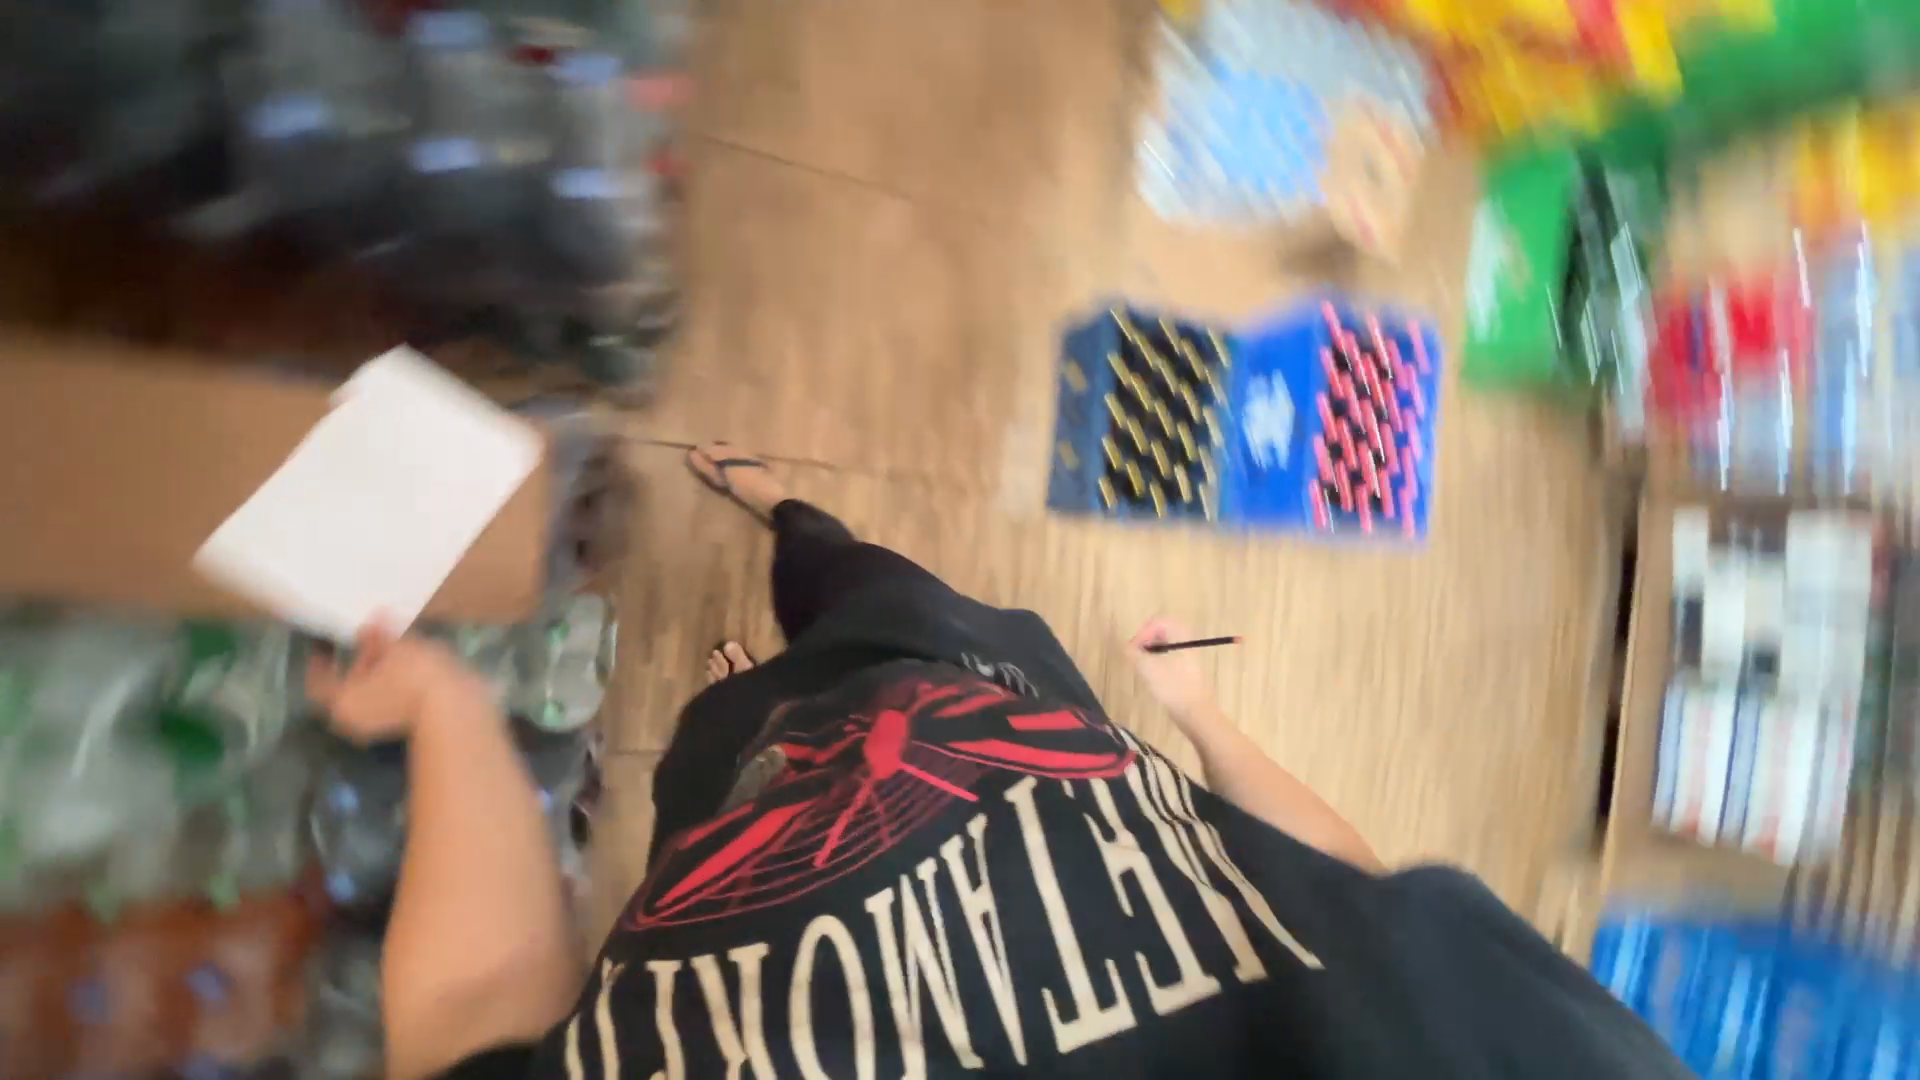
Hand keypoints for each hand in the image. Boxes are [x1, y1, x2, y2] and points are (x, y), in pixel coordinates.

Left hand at [307, 622, 495, 743]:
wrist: (457, 708)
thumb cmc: (416, 678)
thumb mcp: (397, 649)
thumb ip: (380, 634)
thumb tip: (372, 617)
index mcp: (341, 701)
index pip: (319, 680)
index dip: (320, 659)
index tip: (326, 642)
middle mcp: (354, 717)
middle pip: (348, 686)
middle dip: (360, 661)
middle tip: (370, 639)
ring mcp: (381, 723)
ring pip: (372, 692)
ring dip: (380, 671)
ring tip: (395, 648)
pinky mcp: (406, 722)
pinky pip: (392, 698)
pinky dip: (395, 682)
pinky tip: (411, 665)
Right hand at [1126, 616, 1218, 719]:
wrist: (1197, 714)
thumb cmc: (1173, 688)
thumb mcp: (1148, 668)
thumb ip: (1134, 654)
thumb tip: (1126, 648)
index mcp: (1181, 637)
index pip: (1160, 621)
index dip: (1144, 631)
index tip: (1135, 648)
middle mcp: (1187, 643)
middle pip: (1164, 631)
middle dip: (1147, 640)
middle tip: (1137, 653)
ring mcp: (1189, 658)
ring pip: (1166, 645)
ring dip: (1151, 651)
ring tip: (1142, 666)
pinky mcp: (1188, 671)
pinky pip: (1170, 658)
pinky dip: (1158, 661)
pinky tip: (1153, 677)